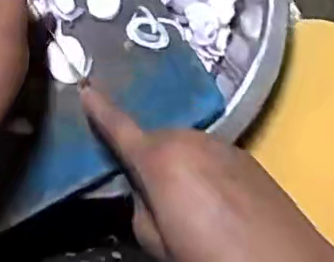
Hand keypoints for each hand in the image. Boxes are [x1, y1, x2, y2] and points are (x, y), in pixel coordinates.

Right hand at [82, 84, 333, 261]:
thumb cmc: (215, 259)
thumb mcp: (163, 248)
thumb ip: (142, 217)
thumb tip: (145, 199)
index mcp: (159, 160)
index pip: (119, 127)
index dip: (99, 109)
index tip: (84, 88)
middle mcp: (187, 140)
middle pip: (155, 142)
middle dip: (151, 162)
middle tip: (158, 200)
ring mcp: (220, 145)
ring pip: (186, 149)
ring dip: (182, 168)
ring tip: (195, 209)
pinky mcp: (248, 158)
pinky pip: (212, 158)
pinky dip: (208, 174)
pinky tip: (224, 209)